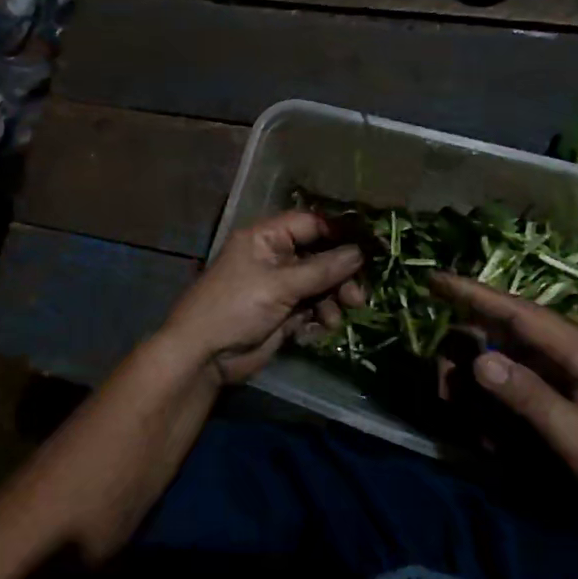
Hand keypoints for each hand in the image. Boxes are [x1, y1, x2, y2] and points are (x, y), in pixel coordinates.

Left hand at [159, 212, 363, 382]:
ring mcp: (279, 287)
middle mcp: (274, 258)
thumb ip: (321, 270)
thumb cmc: (235, 307)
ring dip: (334, 300)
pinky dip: (321, 317)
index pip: (310, 224)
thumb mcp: (278, 285)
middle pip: (320, 256)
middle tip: (358, 295)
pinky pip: (313, 308)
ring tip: (336, 317)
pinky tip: (321, 329)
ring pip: (320, 285)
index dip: (340, 233)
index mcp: (265, 238)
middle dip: (341, 274)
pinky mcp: (283, 314)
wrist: (205, 354)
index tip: (371, 246)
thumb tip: (359, 253)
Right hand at [429, 273, 577, 547]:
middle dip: (467, 352)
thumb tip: (477, 359)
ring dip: (477, 388)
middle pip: (507, 337)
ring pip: (505, 365)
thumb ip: (530, 398)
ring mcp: (570, 383)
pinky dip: (493, 409)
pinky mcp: (564, 405)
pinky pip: (514, 392)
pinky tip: (488, 438)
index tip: (436, 279)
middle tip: (440, 380)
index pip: (524, 315)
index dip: (476, 295)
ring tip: (463, 417)